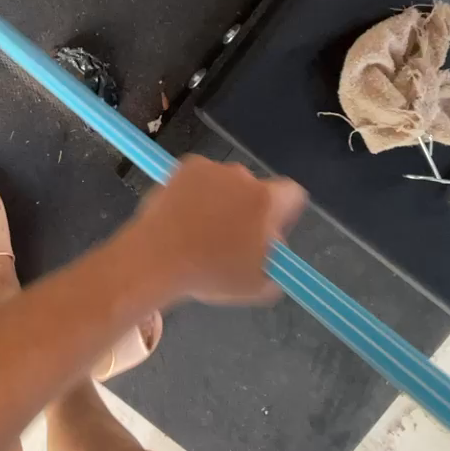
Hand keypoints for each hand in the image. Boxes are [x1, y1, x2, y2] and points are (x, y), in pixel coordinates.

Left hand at [113, 156, 307, 305]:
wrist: (156, 257)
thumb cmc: (210, 273)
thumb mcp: (258, 284)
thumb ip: (278, 265)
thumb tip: (273, 249)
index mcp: (266, 200)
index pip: (293, 194)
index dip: (285, 212)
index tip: (270, 230)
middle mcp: (242, 176)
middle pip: (257, 188)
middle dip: (250, 208)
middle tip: (231, 234)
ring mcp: (211, 168)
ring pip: (227, 182)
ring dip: (222, 198)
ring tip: (201, 226)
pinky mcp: (184, 166)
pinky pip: (202, 177)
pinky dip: (198, 190)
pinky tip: (186, 213)